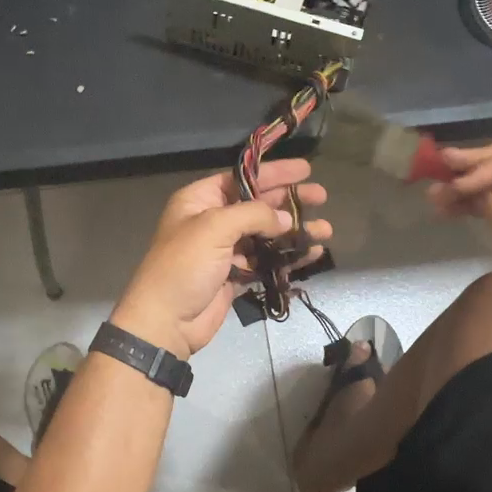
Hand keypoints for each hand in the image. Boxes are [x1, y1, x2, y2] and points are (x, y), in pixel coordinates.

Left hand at [112, 160, 330, 361]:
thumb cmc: (184, 266)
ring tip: (325, 230)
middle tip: (322, 196)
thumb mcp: (214, 228)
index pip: (243, 178)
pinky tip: (311, 253)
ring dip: (294, 231)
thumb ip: (253, 215)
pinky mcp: (236, 275)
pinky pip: (267, 259)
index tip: (305, 170)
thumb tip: (285, 219)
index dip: (274, 173)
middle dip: (289, 200)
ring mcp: (225, 249)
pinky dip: (288, 256)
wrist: (166, 322)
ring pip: (266, 233)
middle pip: (258, 203)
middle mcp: (213, 220)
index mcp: (200, 200)